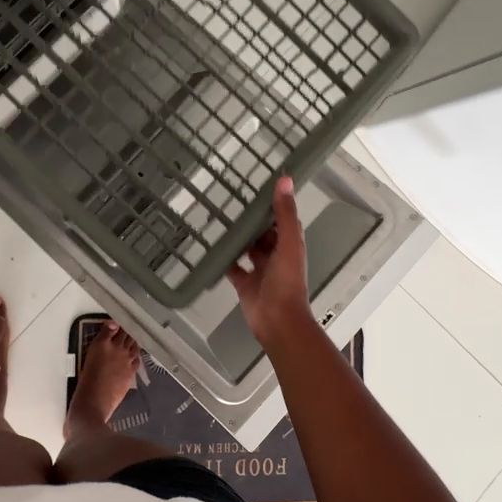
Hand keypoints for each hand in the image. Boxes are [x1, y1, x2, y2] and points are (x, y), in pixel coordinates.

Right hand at [227, 177, 316, 345]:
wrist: (278, 321)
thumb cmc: (286, 282)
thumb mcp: (288, 243)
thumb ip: (285, 213)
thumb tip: (286, 180)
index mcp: (290, 245)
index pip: (283, 219)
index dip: (274, 204)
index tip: (257, 186)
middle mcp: (276, 255)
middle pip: (264, 233)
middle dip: (252, 220)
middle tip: (231, 199)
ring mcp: (260, 270)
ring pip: (248, 249)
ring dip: (239, 237)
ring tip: (220, 217)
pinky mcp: (244, 283)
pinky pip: (233, 267)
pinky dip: (225, 259)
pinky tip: (212, 245)